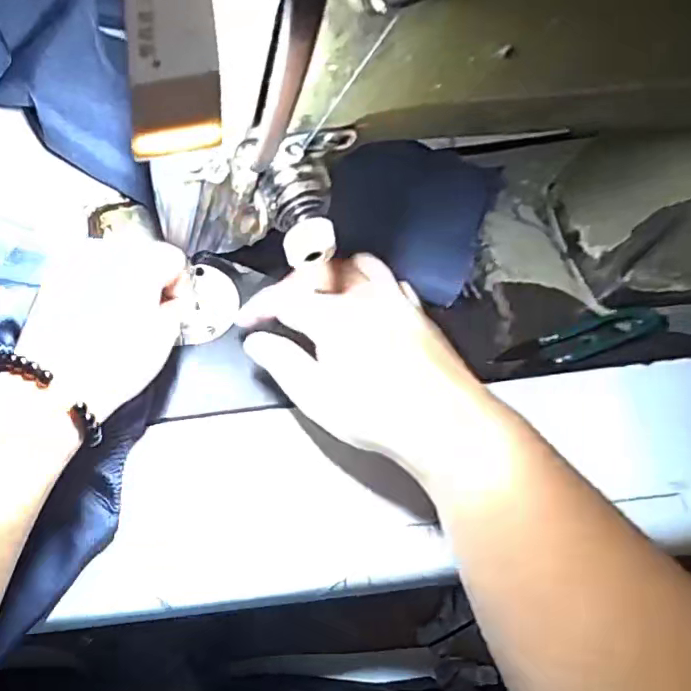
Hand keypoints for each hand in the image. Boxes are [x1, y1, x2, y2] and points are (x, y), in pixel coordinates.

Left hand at [13, 237, 188, 419]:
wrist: (57, 383)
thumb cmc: (106, 366)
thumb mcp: (162, 340)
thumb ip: (175, 311)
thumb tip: (173, 305)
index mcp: (140, 260)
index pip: (173, 258)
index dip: (180, 287)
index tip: (176, 308)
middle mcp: (106, 251)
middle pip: (141, 254)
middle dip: (149, 283)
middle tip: (150, 319)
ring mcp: (75, 261)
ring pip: (112, 262)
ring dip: (121, 284)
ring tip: (120, 323)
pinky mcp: (53, 277)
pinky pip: (86, 274)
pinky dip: (95, 289)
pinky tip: (96, 320)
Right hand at [238, 253, 501, 484]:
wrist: (443, 424)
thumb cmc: (381, 415)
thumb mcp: (314, 395)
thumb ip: (281, 362)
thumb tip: (259, 343)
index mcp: (335, 317)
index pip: (286, 299)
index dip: (260, 307)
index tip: (247, 320)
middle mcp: (368, 299)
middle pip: (321, 272)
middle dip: (292, 286)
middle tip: (277, 308)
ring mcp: (397, 303)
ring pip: (358, 267)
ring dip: (331, 274)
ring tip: (317, 294)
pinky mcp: (417, 315)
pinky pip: (389, 281)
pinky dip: (367, 283)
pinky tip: (365, 302)